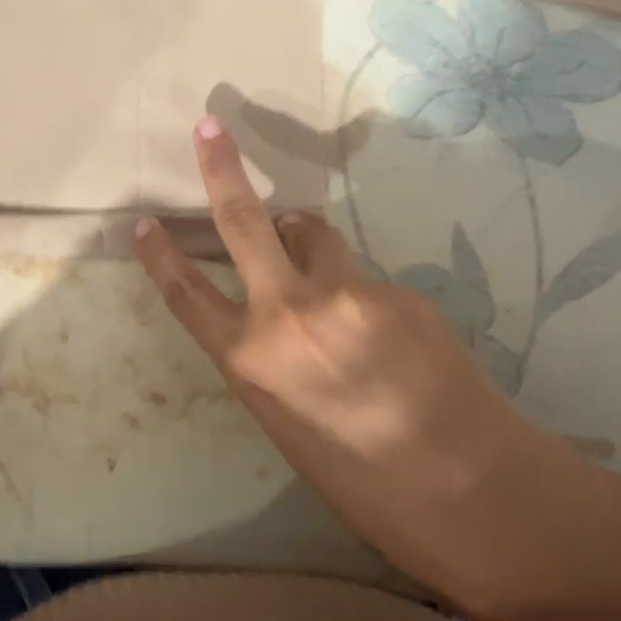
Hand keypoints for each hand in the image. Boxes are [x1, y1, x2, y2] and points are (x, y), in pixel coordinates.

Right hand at [133, 116, 576, 589]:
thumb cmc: (364, 485)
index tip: (144, 223)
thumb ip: (270, 361)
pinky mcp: (399, 291)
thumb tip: (273, 315)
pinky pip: (365, 278)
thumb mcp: (287, 426)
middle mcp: (291, 312)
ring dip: (301, 234)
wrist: (477, 494)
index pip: (188, 293)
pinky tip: (388, 336)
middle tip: (209, 125)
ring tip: (306, 247)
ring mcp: (349, 294)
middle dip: (221, 168)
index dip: (161, 256)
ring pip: (313, 236)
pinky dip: (359, 292)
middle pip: (245, 221)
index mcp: (251, 359)